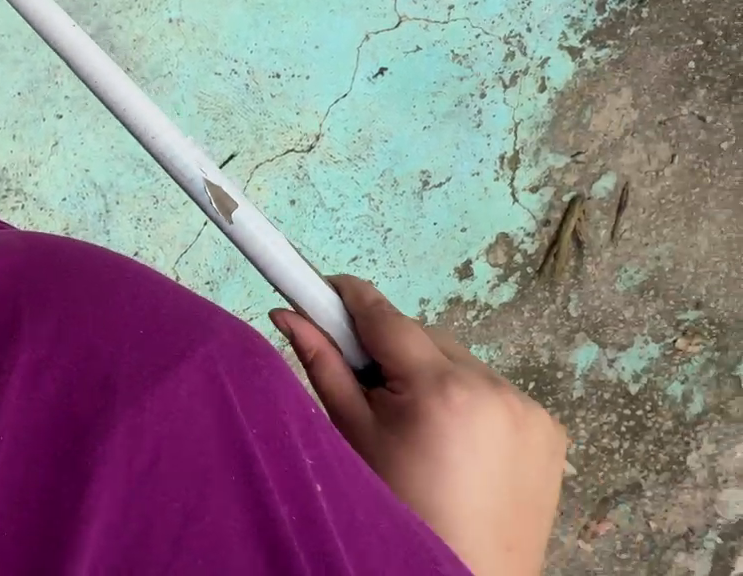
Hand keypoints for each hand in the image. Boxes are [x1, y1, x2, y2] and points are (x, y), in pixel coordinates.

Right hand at [272, 277, 565, 575]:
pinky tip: (447, 430)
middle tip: (360, 377)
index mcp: (439, 387)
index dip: (348, 295)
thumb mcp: (348, 427)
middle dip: (386, 344)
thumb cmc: (395, 498)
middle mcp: (493, 387)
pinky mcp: (549, 428)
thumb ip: (320, 361)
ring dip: (424, 367)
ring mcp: (529, 408)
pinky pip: (488, 386)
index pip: (385, 314)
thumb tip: (285, 312)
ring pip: (455, 358)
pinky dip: (460, 392)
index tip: (319, 287)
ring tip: (407, 412)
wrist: (468, 572)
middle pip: (421, 334)